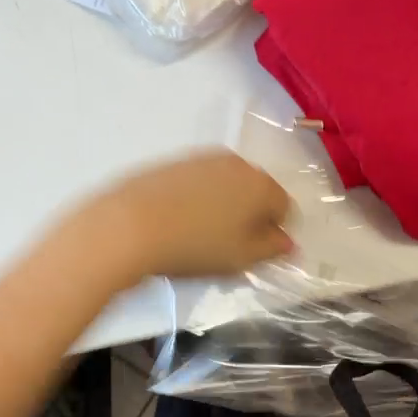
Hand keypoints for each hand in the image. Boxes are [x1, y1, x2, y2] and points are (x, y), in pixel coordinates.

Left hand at [70, 151, 293, 280]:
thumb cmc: (195, 245)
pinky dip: (197, 199)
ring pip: (226, 185)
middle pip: (255, 191)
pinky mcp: (172, 162)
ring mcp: (202, 159)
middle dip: (250, 216)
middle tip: (229, 246)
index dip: (275, 232)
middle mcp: (236, 163)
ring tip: (201, 235)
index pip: (285, 207)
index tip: (256, 253)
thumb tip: (288, 241)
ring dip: (223, 206)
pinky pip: (198, 183)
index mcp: (261, 184)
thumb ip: (271, 248)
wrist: (129, 224)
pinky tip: (178, 221)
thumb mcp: (241, 257)